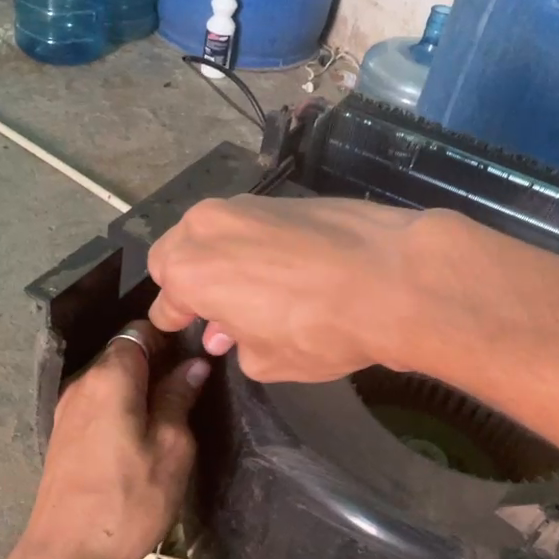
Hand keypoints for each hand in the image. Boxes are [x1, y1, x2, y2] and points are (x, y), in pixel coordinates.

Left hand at [21, 322, 210, 558]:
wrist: (66, 554)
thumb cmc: (128, 500)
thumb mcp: (172, 449)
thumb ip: (179, 399)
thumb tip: (192, 365)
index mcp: (109, 377)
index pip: (140, 331)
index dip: (171, 337)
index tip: (197, 356)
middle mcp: (81, 383)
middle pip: (124, 353)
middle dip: (158, 363)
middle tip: (192, 389)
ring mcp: (67, 410)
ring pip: (111, 381)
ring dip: (141, 389)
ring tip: (173, 415)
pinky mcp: (63, 436)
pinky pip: (99, 404)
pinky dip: (122, 408)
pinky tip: (142, 436)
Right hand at [147, 195, 445, 381]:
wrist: (393, 277)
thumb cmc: (318, 329)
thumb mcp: (267, 361)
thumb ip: (236, 344)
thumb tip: (228, 332)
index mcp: (189, 270)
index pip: (165, 301)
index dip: (175, 322)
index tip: (186, 330)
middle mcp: (206, 227)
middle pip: (176, 253)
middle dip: (188, 281)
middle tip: (216, 309)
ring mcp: (246, 205)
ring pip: (213, 232)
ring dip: (220, 258)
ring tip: (252, 289)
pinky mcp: (283, 197)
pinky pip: (250, 224)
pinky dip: (253, 244)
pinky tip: (284, 268)